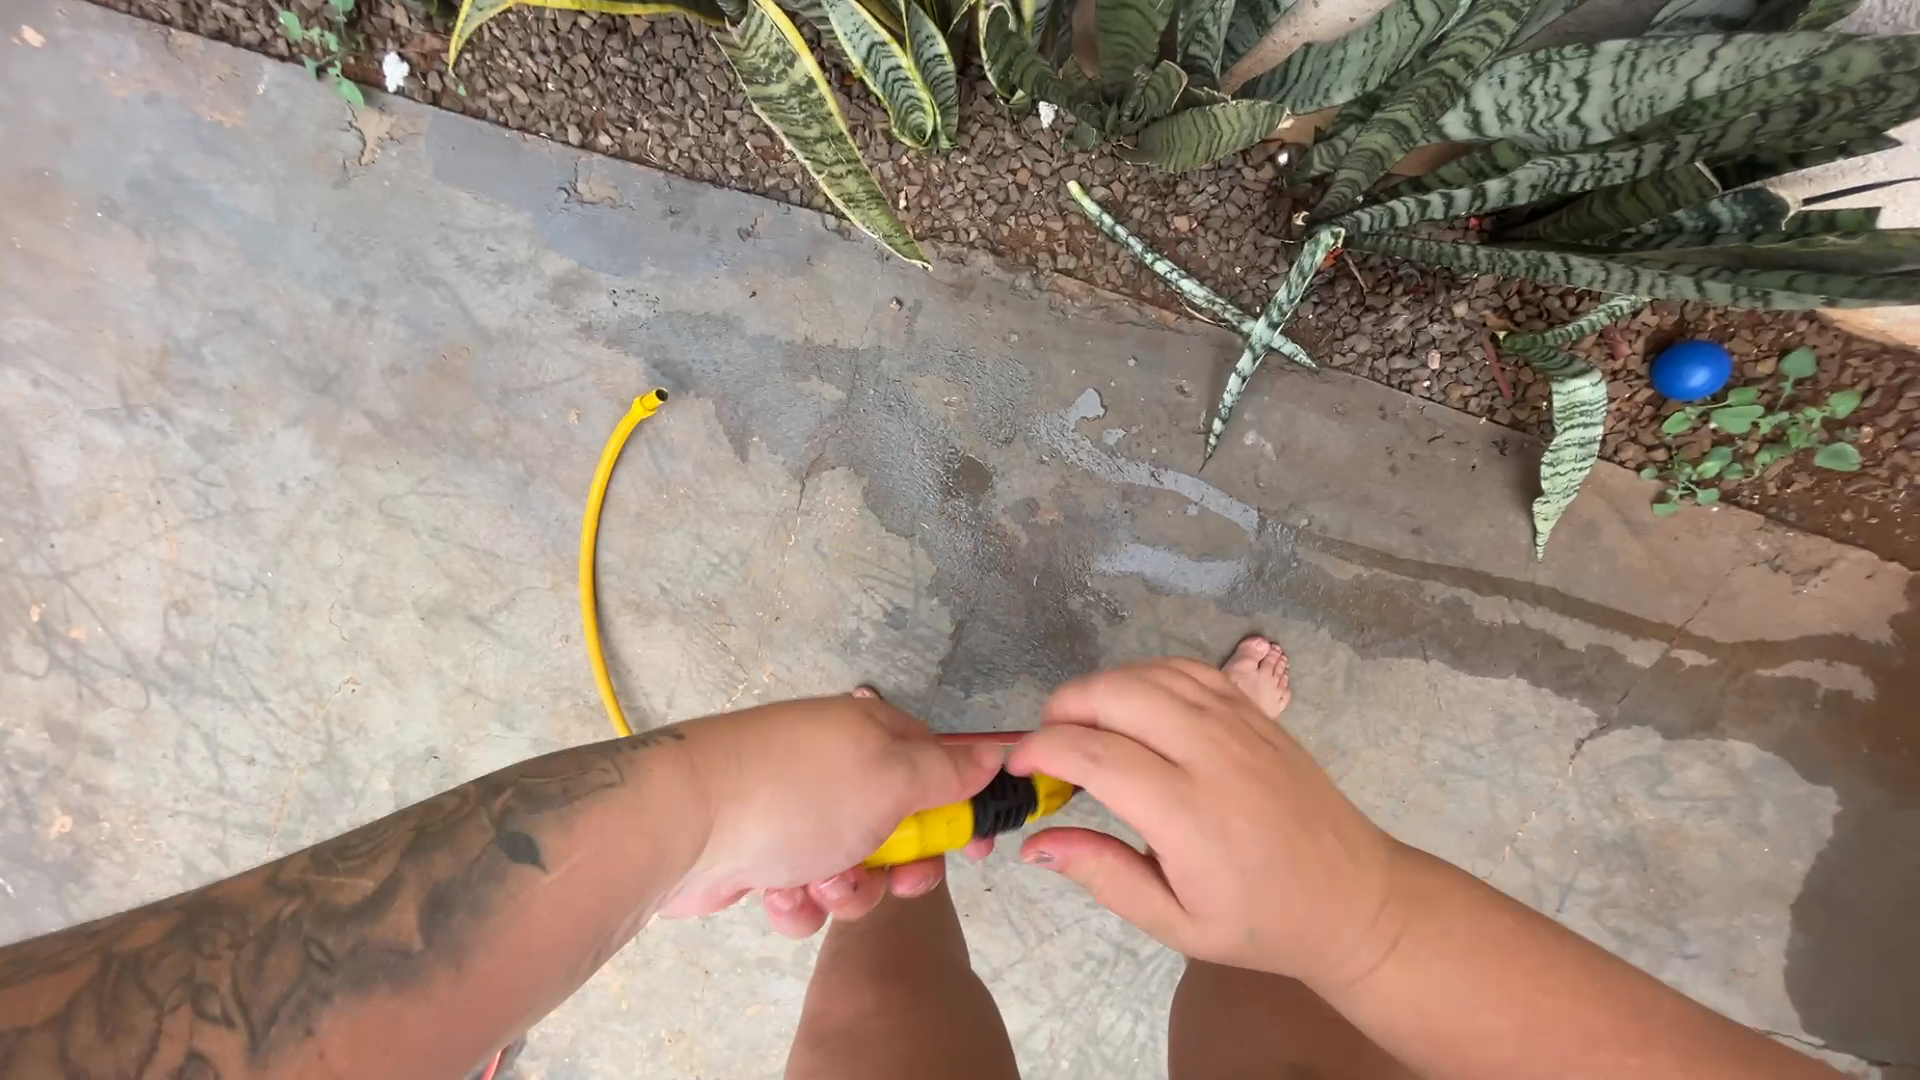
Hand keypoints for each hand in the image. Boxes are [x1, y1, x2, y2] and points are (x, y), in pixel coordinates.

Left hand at [656, 692, 1001, 930]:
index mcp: (871, 734)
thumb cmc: (803, 792)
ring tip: (818, 882)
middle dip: (901, 861)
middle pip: (900, 822)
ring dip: (847, 885)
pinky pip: (808, 886)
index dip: (959, 805)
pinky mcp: (766, 852)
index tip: (974, 848)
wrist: (687, 822)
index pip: (936, 763)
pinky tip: (776, 891)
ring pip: (857, 864)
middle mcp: (839, 767)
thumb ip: (948, 770)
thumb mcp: (892, 776)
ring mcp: (800, 810)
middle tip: (897, 878)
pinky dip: (800, 897)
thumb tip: (995, 752)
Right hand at [1007, 659, 1404, 988]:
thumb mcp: (1175, 923)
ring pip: (1146, 672)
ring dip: (1099, 688)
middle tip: (1047, 741)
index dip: (1041, 749)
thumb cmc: (1260, 921)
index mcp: (1189, 814)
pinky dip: (1142, 675)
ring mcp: (1236, 721)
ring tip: (1083, 723)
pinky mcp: (1252, 708)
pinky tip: (1132, 703)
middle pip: (1115, 695)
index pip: (1094, 756)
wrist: (1355, 898)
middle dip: (1063, 708)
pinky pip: (1183, 668)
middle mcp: (1211, 753)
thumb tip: (1033, 843)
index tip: (1018, 764)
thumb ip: (1102, 875)